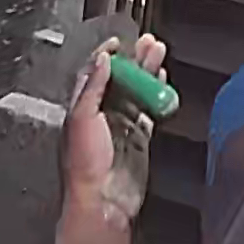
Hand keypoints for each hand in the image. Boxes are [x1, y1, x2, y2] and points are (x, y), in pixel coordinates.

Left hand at [62, 33, 167, 229]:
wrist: (103, 202)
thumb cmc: (85, 164)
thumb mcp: (83, 118)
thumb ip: (94, 86)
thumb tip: (102, 58)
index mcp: (82, 105)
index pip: (94, 71)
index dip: (106, 54)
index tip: (119, 41)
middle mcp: (101, 112)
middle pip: (120, 76)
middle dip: (134, 58)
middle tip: (147, 41)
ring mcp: (121, 123)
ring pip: (136, 89)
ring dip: (147, 70)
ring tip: (158, 52)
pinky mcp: (138, 136)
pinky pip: (148, 108)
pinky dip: (155, 92)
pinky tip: (161, 79)